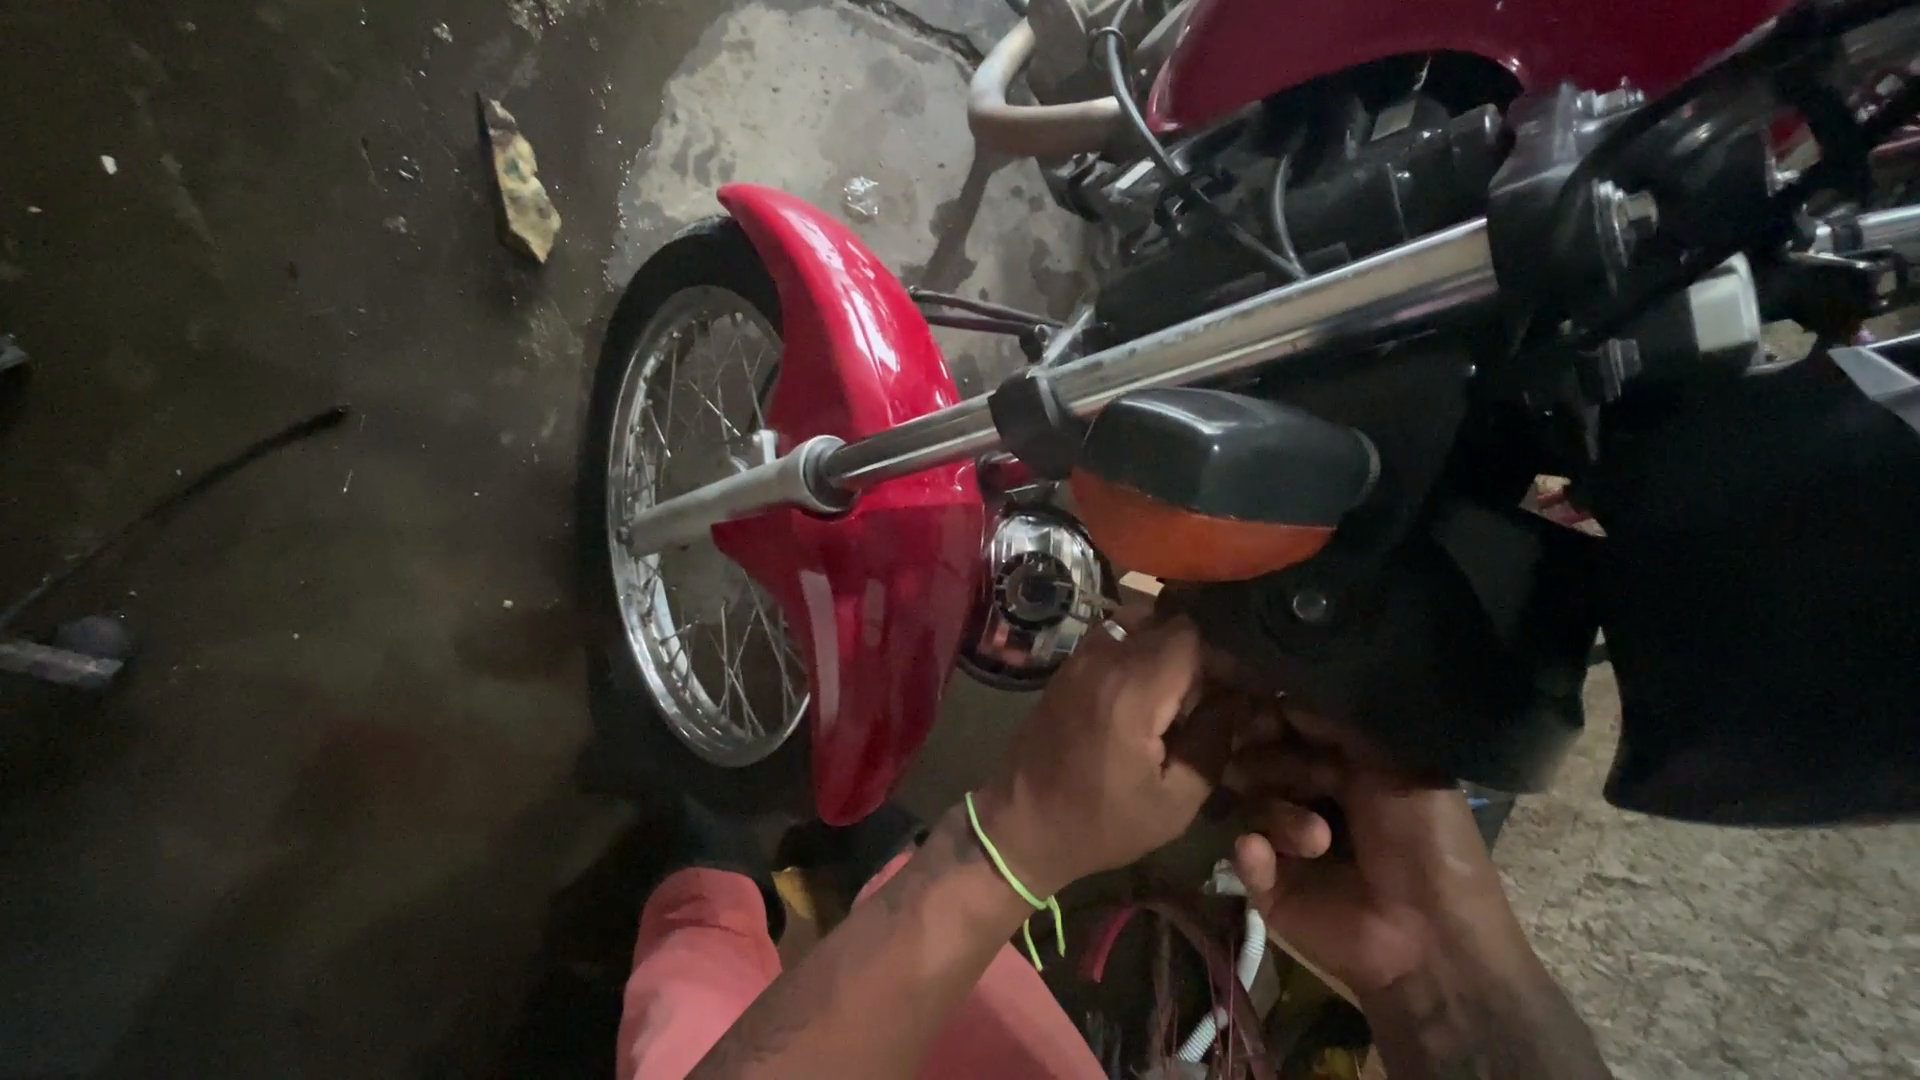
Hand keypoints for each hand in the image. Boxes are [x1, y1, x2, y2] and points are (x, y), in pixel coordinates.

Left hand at [973, 612, 1243, 896]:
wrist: (1022, 824)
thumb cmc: (1101, 823)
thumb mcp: (1175, 801)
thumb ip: (1213, 740)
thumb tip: (1241, 697)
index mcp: (1132, 689)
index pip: (1196, 632)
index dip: (1230, 650)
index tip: (1249, 681)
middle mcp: (1105, 657)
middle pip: (1171, 619)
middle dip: (1206, 644)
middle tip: (1227, 684)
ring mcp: (1082, 654)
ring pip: (1144, 618)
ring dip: (1174, 641)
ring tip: (1192, 684)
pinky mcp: (1071, 661)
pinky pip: (1119, 633)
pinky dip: (1146, 645)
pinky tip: (1158, 685)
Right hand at [1228, 710, 1530, 998]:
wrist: (1431, 940)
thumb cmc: (1425, 842)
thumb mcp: (1396, 765)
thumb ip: (1337, 721)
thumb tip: (1279, 690)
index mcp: (1342, 766)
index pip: (1288, 726)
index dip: (1269, 716)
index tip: (1252, 711)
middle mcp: (1308, 795)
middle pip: (1258, 759)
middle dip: (1267, 763)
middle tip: (1274, 773)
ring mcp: (1283, 839)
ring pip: (1249, 803)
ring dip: (1278, 814)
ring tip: (1316, 841)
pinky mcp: (1267, 881)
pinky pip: (1240, 851)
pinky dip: (1252, 852)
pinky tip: (1265, 857)